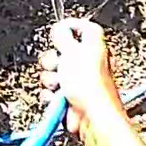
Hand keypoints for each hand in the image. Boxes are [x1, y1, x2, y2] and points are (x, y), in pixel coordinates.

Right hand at [39, 18, 128, 139]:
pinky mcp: (68, 99)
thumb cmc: (90, 85)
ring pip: (52, 73)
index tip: (59, 31)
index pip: (83, 28)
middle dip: (53, 59)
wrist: (92, 117)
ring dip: (51, 80)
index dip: (69, 27)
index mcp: (94, 46)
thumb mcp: (73, 50)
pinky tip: (57, 98)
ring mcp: (77, 82)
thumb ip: (64, 35)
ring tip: (60, 86)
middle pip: (61, 51)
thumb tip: (60, 28)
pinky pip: (50, 92)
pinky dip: (51, 96)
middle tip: (58, 65)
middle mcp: (87, 63)